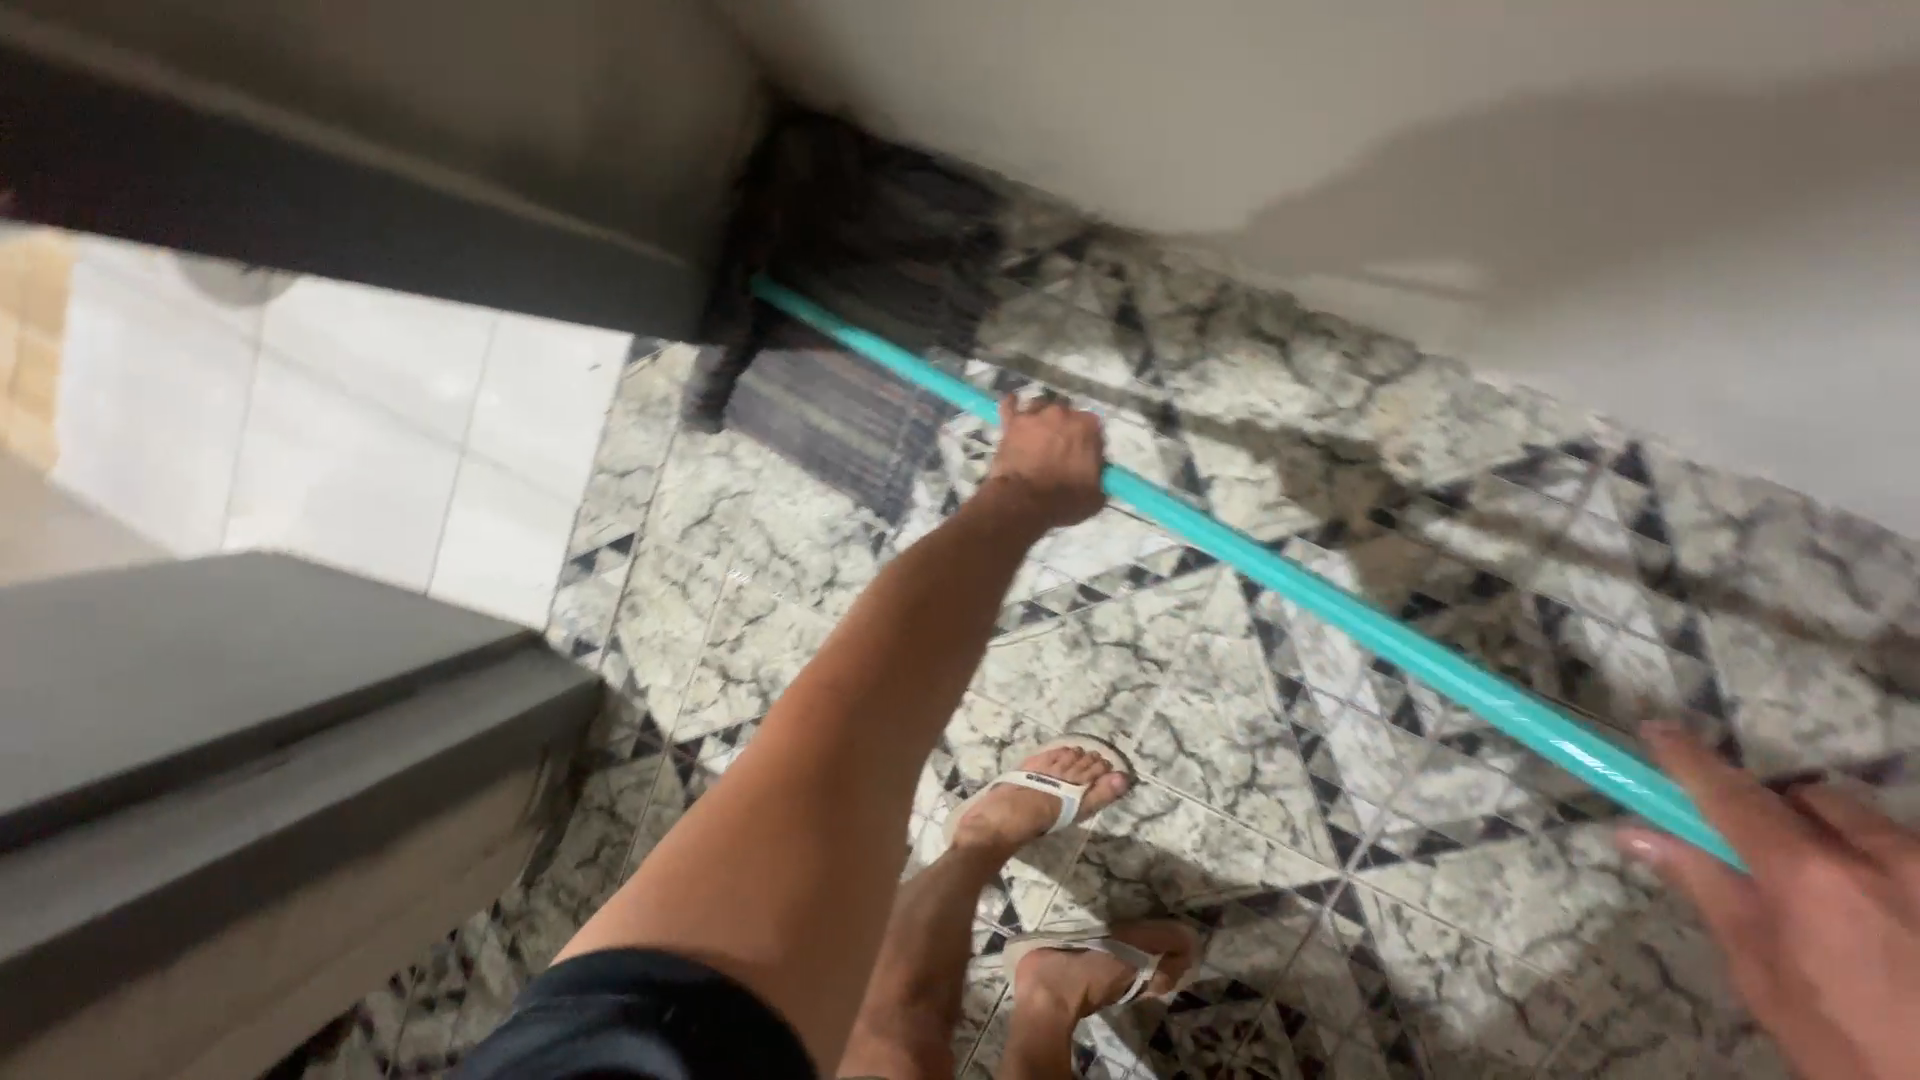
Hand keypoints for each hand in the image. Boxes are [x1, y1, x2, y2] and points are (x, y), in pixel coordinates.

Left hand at [983, 394, 1105, 530]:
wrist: (1024, 502)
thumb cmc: (1064, 500)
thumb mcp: (1095, 494)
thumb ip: (1098, 474)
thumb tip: (1097, 470)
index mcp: (1088, 427)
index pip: (1093, 427)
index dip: (1088, 440)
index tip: (1083, 452)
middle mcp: (1063, 413)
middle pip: (1066, 412)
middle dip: (1064, 425)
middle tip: (1059, 444)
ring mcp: (1035, 414)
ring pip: (1040, 405)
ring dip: (1041, 415)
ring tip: (1038, 430)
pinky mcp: (1011, 422)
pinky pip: (1010, 405)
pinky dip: (1012, 404)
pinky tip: (1013, 404)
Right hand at [1617, 724, 1919, 1079]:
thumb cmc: (1847, 1046)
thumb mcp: (1763, 975)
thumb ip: (1709, 890)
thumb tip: (1636, 835)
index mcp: (1811, 878)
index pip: (1730, 796)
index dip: (1687, 759)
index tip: (1656, 730)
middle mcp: (1885, 859)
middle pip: (1811, 799)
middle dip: (1776, 811)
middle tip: (1755, 851)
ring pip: (1871, 825)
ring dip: (1838, 839)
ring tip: (1837, 899)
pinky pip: (1911, 855)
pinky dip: (1886, 869)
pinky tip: (1890, 919)